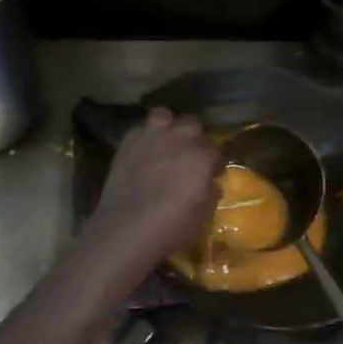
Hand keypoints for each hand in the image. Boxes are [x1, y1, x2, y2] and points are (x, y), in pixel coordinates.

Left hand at [79, 108, 220, 279]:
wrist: (127, 228)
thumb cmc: (171, 227)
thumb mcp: (203, 216)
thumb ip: (211, 193)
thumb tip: (210, 183)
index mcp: (202, 158)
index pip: (215, 152)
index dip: (213, 164)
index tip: (211, 174)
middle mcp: (179, 140)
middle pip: (191, 124)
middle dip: (193, 137)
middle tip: (188, 155)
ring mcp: (151, 137)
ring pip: (163, 115)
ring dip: (167, 126)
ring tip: (164, 141)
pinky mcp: (128, 142)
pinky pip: (139, 128)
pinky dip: (144, 135)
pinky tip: (143, 149)